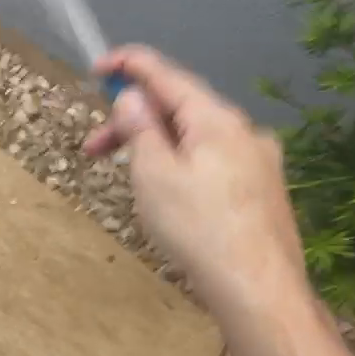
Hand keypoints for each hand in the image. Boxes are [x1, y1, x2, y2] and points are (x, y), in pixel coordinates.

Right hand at [83, 46, 311, 327]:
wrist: (258, 290)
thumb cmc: (197, 226)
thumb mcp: (153, 172)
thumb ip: (140, 127)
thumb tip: (133, 97)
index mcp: (217, 120)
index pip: (167, 75)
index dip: (128, 65)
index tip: (96, 67)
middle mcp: (244, 132)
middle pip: (179, 108)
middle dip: (132, 119)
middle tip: (93, 147)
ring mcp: (258, 161)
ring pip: (193, 136)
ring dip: (152, 144)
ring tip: (126, 175)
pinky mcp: (261, 189)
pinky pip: (209, 159)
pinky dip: (177, 161)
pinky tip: (165, 191)